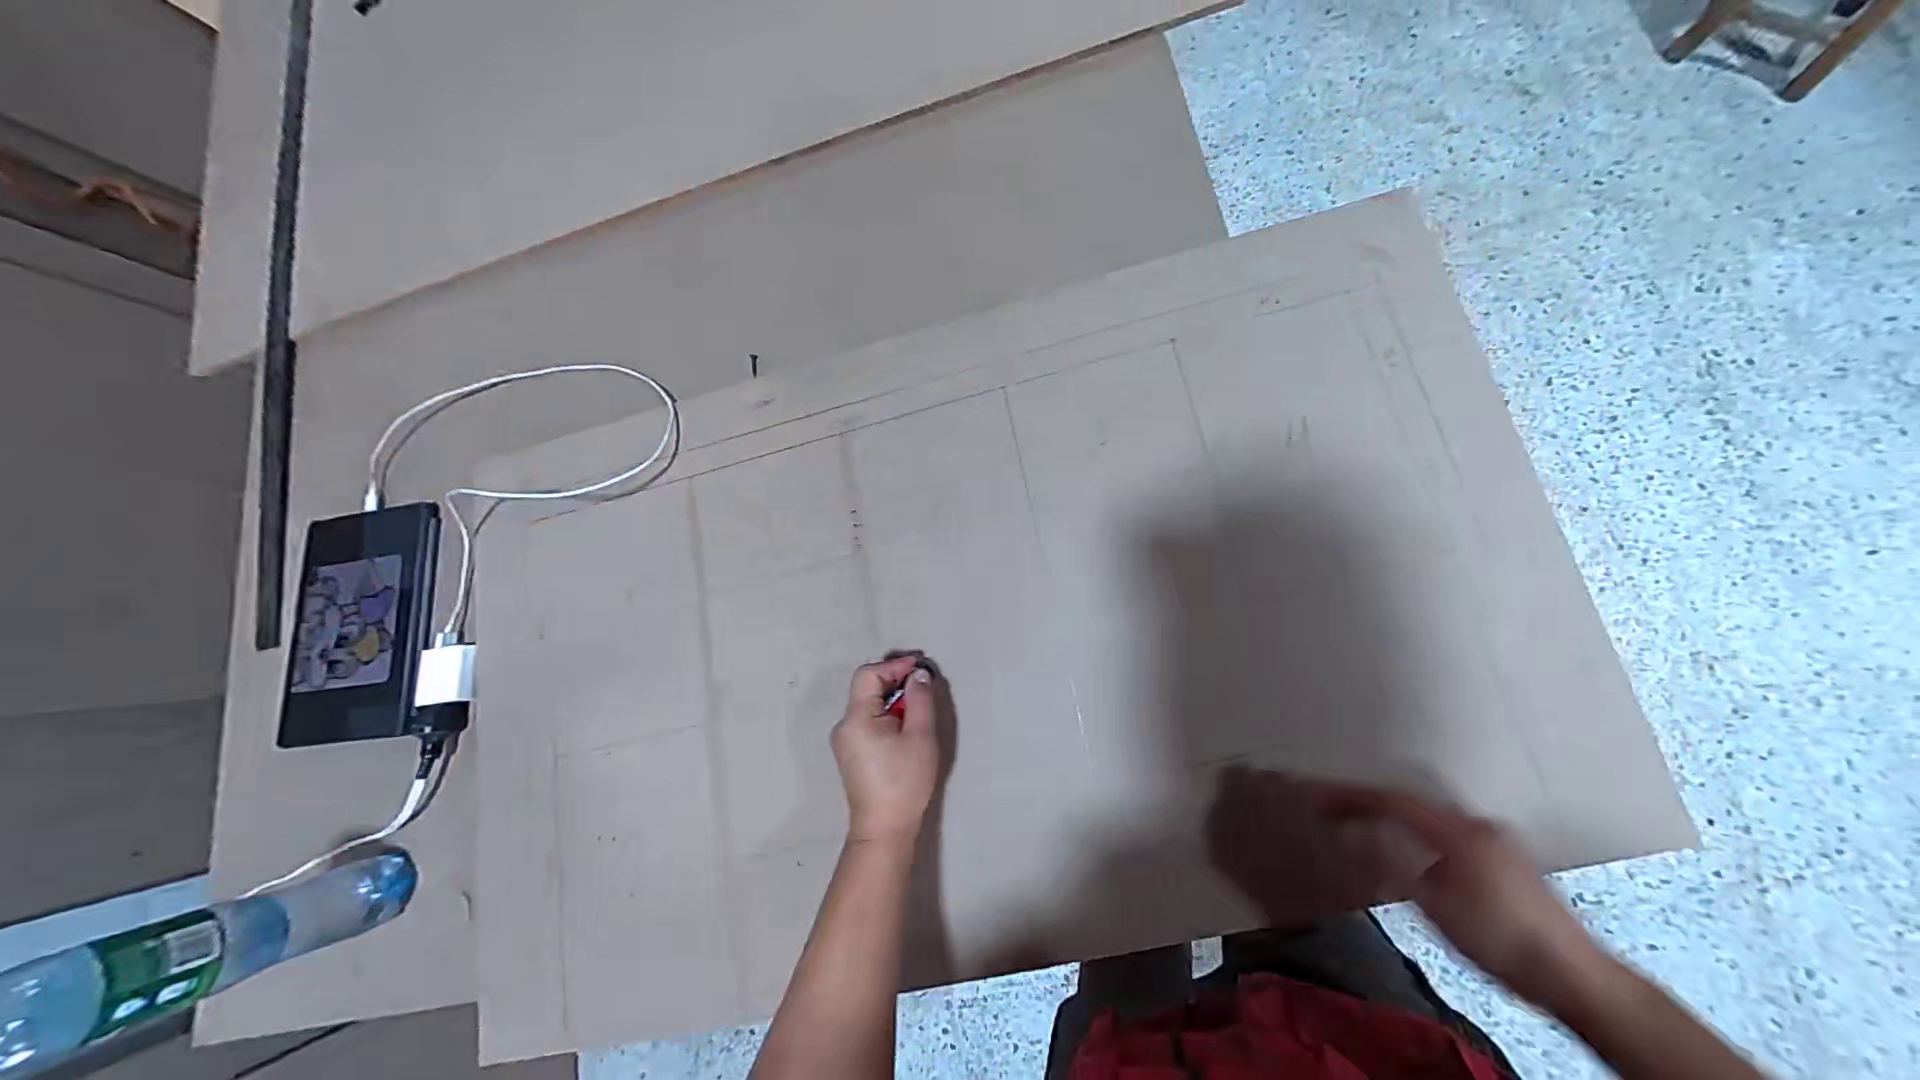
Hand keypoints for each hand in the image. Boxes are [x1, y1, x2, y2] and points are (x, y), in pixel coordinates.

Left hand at [830, 654, 941, 846]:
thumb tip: (918, 674)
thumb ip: (920, 699)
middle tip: (922, 680)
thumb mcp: (920, 736)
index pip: (868, 674)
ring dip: (892, 697)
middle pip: (866, 688)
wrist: (885, 829)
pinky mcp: (852, 754)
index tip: (920, 665)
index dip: (894, 665)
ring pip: (868, 705)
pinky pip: (868, 721)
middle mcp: (844, 726)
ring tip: (919, 702)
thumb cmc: (904, 781)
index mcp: (856, 718)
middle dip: (894, 679)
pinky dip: (887, 713)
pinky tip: (906, 724)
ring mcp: (845, 741)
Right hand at [1318, 785, 1610, 1008]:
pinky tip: (1407, 842)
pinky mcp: (1505, 855)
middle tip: (1331, 806)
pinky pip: (1445, 827)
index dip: (1349, 796)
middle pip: (1410, 801)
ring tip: (1360, 820)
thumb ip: (1388, 863)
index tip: (1318, 796)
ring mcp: (1496, 839)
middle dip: (1366, 801)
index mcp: (1458, 831)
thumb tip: (1352, 832)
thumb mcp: (1433, 906)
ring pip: (1428, 814)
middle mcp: (1478, 825)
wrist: (1576, 978)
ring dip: (1391, 814)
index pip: (1391, 800)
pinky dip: (1415, 827)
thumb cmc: (1503, 944)